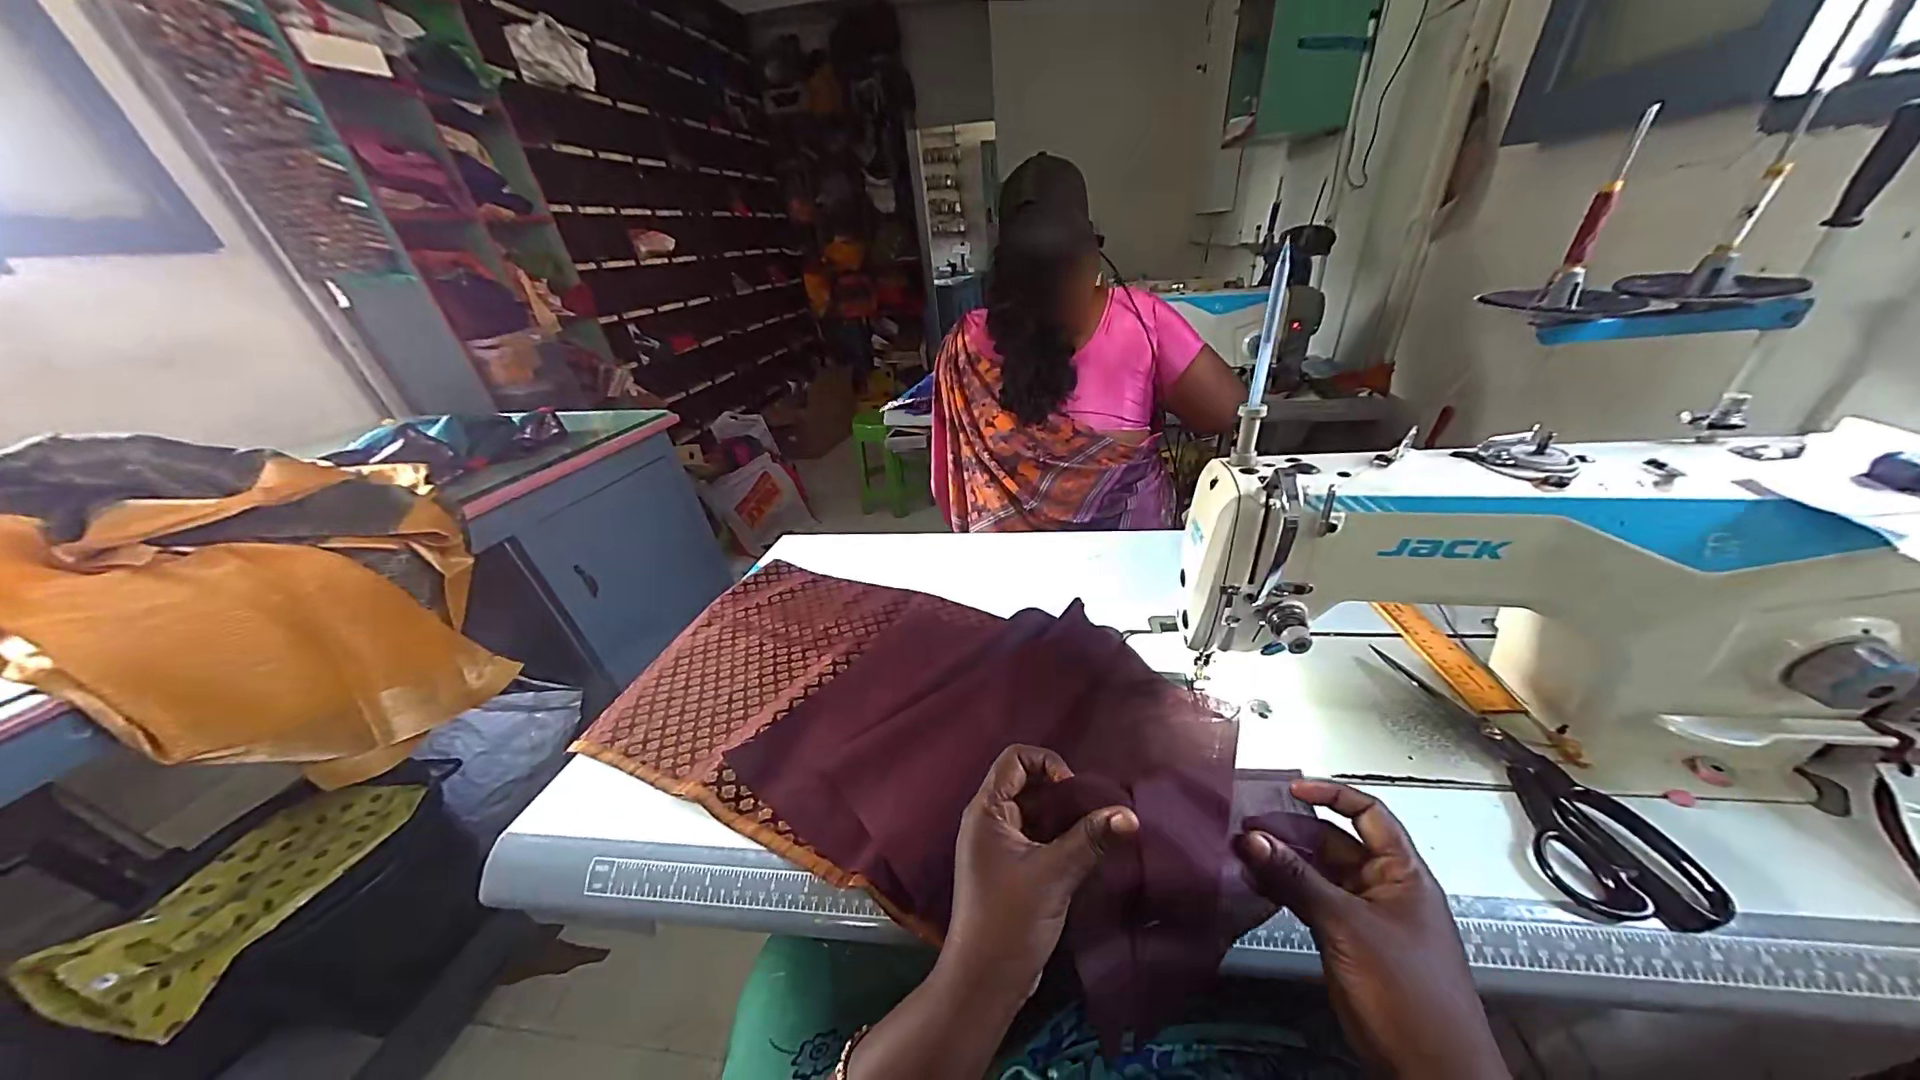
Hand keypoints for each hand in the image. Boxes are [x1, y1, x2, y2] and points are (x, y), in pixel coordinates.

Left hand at [943, 745, 1137, 1000]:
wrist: (985, 980)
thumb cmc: (1010, 918)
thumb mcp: (1054, 873)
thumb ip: (1090, 839)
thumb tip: (1129, 815)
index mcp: (987, 810)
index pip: (1014, 759)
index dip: (1047, 763)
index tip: (1073, 790)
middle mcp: (989, 819)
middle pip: (1026, 782)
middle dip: (1062, 790)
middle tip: (1092, 809)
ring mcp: (999, 843)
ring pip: (1036, 810)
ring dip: (1065, 814)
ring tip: (1096, 827)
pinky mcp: (1011, 865)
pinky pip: (1038, 834)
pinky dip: (1061, 835)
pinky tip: (1087, 848)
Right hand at [1236, 779, 1505, 1079]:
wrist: (1428, 1072)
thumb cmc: (1414, 1001)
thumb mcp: (1348, 926)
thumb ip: (1298, 879)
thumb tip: (1256, 840)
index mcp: (1403, 874)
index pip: (1369, 814)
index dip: (1332, 795)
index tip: (1293, 789)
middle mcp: (1383, 888)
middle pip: (1333, 841)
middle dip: (1292, 831)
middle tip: (1252, 828)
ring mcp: (1362, 914)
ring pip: (1316, 871)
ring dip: (1282, 860)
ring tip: (1245, 853)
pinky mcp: (1344, 939)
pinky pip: (1308, 898)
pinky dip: (1282, 887)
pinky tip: (1257, 882)